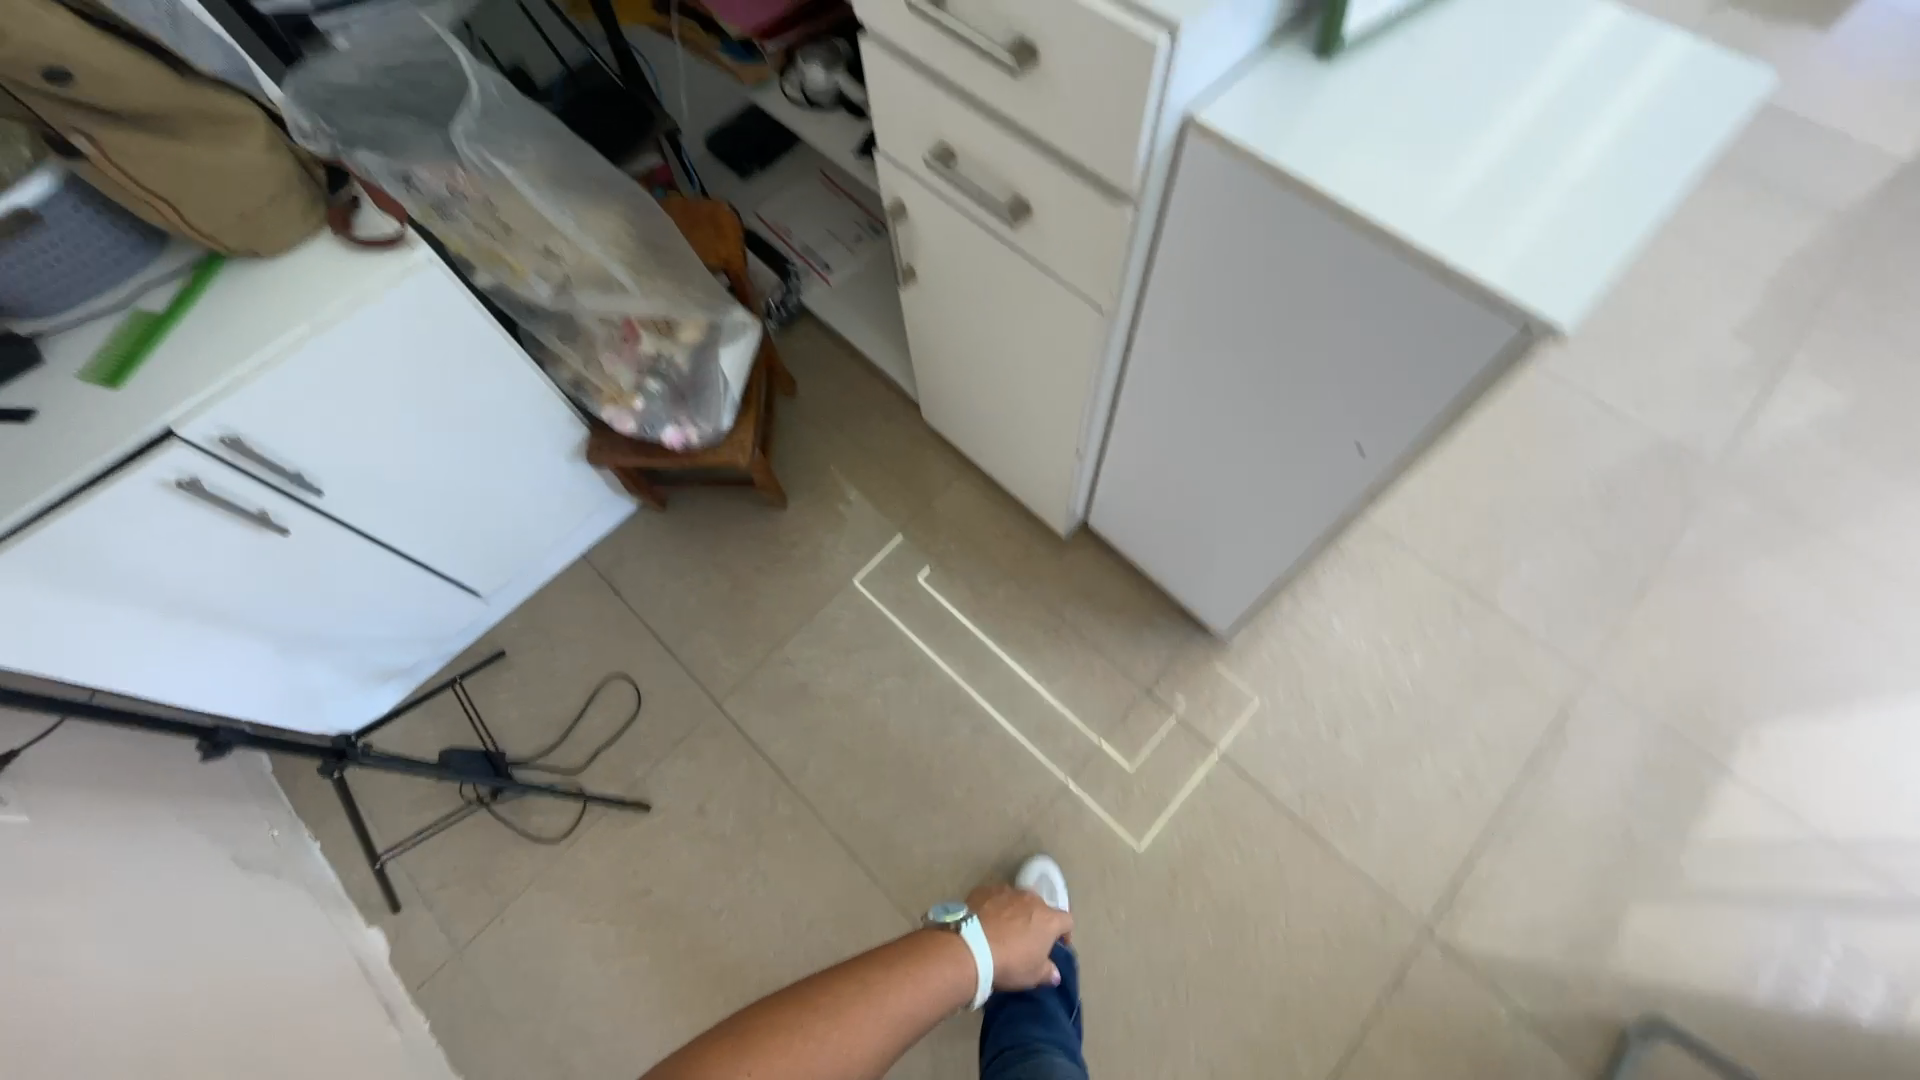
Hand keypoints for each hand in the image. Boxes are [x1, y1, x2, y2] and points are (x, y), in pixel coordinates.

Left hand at [966, 883, 1073, 990]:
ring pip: (1017, 900)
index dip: (1065, 933)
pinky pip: (995, 898)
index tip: (1058, 946)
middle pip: (1041, 907)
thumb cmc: (1010, 963)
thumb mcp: (1033, 976)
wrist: (971, 946)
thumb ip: (1048, 972)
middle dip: (1037, 921)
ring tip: (1005, 930)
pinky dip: (994, 907)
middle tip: (1028, 939)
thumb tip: (1055, 973)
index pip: (1067, 921)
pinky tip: (985, 922)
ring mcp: (1007, 891)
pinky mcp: (985, 890)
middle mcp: (1031, 899)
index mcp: (1048, 919)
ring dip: (1016, 912)